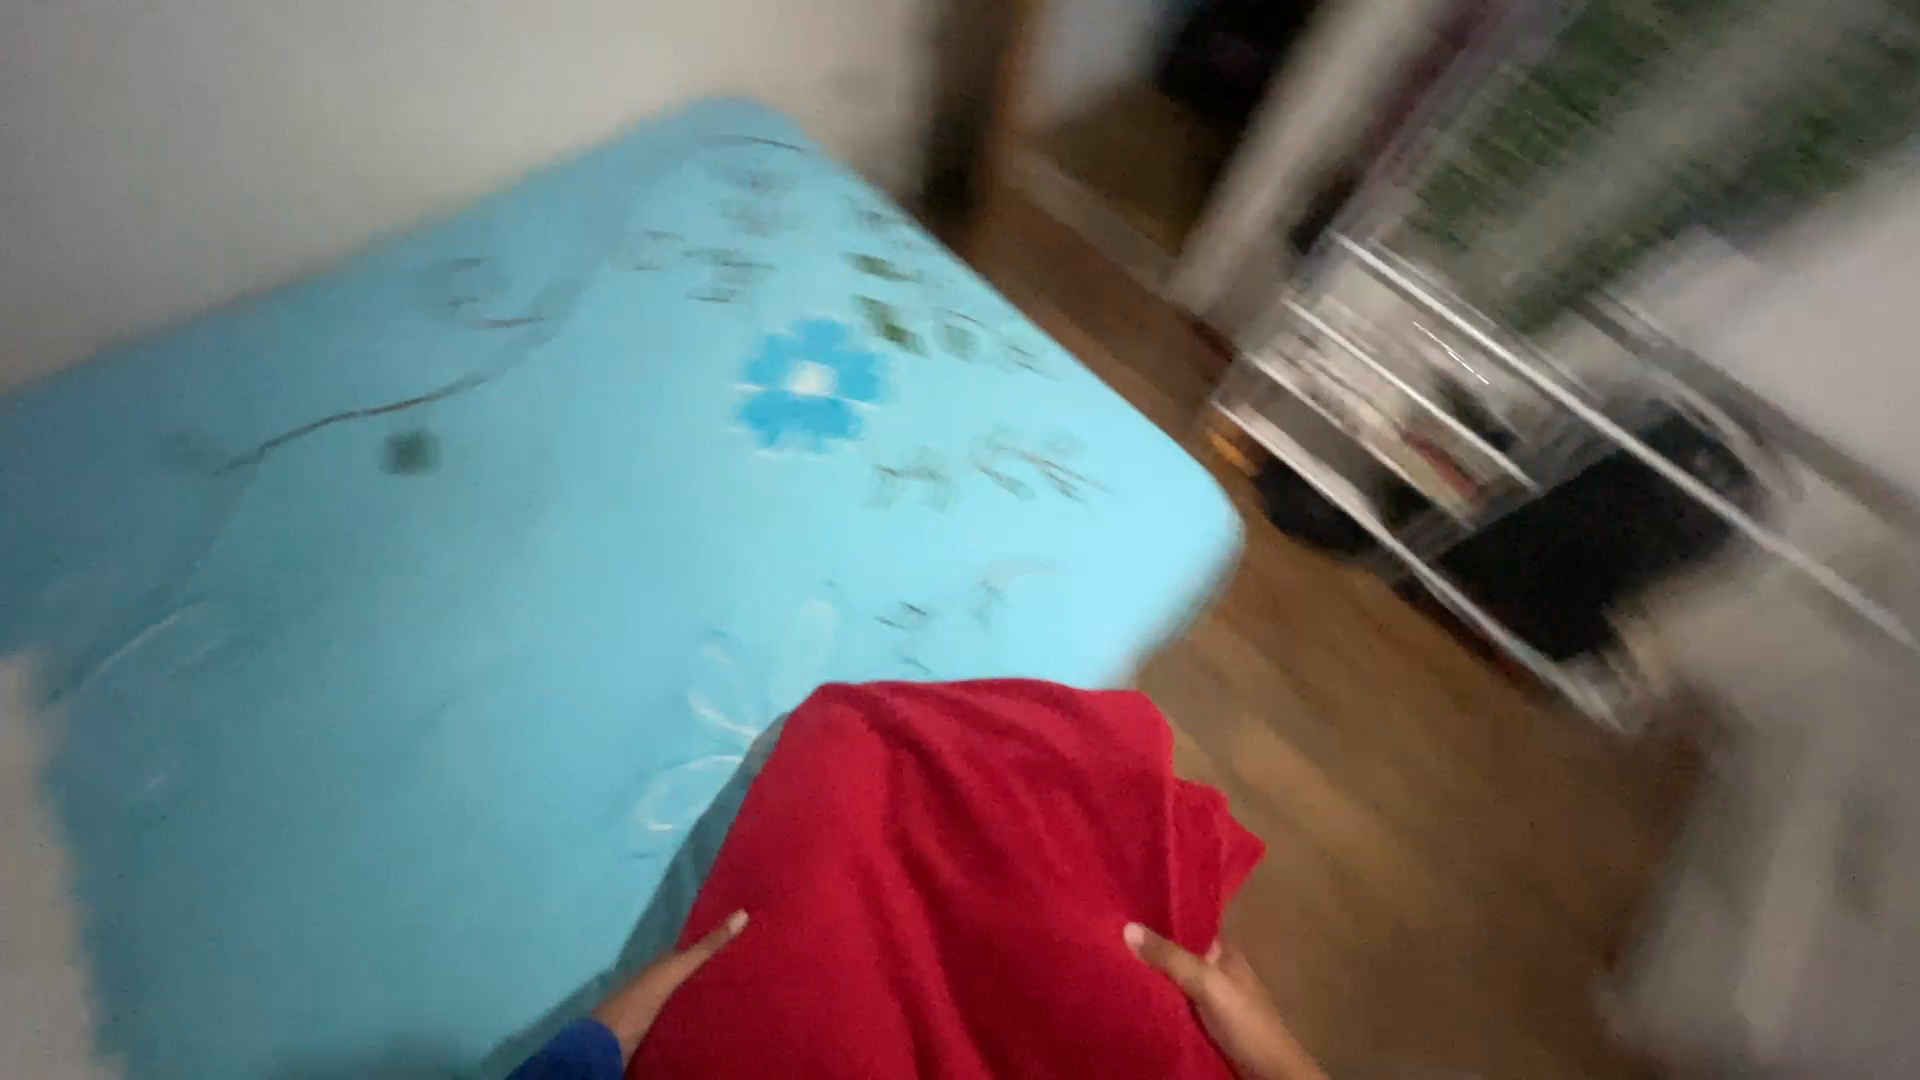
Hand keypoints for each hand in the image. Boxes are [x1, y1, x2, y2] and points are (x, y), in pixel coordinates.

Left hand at [592, 910, 747, 1062]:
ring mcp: (650, 1010)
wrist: (603, 1047)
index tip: (739, 942)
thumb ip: (706, 946)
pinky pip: (677, 1022)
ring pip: (682, 1000)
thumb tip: (743, 913)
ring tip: (732, 999)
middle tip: (741, 972)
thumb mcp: (676, 970)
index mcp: (660, 965)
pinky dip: (691, 1020)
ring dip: (700, 999)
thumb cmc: (640, 1000)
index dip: (712, 946)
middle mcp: (654, 983)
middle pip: (686, 976)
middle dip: (708, 974)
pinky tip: (707, 1023)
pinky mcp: (649, 1033)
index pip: (690, 952)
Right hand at [1124, 922, 1325, 1079]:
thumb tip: (1126, 926)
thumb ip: (1170, 956)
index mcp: (1222, 951)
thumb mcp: (1207, 983)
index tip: (1123, 911)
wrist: (1272, 1076)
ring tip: (1113, 964)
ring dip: (1151, 978)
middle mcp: (1216, 969)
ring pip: (1174, 981)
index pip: (1185, 925)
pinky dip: (1158, 1003)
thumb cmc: (1245, 1021)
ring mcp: (1212, 999)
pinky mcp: (1206, 1025)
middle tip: (1109, 939)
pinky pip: (1175, 1006)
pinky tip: (1135, 998)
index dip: (1157, 918)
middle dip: (1149, 950)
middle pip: (1176, 954)